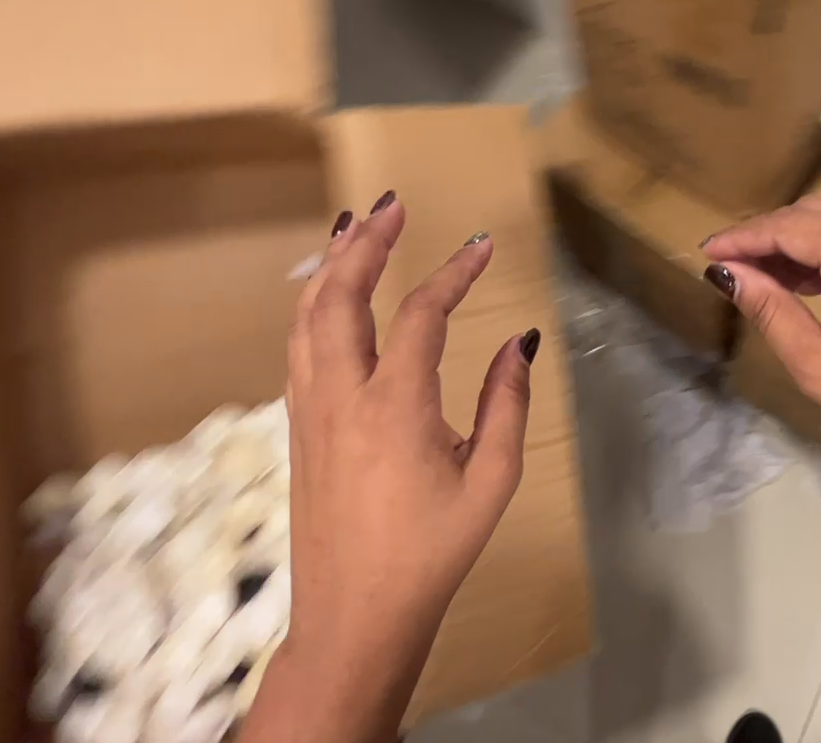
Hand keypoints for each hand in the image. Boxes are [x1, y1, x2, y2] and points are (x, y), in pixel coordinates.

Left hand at [281, 196, 536, 679]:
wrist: (356, 614)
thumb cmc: (435, 547)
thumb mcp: (493, 477)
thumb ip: (507, 401)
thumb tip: (521, 340)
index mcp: (395, 406)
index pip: (422, 314)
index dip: (455, 272)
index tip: (483, 245)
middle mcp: (341, 395)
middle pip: (340, 297)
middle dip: (365, 244)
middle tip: (391, 205)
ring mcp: (310, 410)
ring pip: (307, 318)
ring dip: (331, 266)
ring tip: (354, 229)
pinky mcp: (299, 426)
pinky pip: (300, 346)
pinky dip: (314, 304)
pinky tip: (331, 295)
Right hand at [701, 198, 820, 488]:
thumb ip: (772, 312)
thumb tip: (729, 274)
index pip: (794, 226)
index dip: (746, 236)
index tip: (708, 250)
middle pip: (818, 211)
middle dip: (771, 234)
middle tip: (735, 266)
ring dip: (803, 240)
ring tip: (768, 279)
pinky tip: (814, 281)